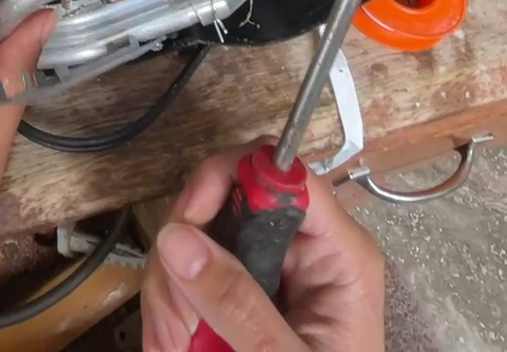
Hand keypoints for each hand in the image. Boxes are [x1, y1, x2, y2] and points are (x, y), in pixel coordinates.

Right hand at [141, 140, 384, 351]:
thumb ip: (239, 307)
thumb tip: (177, 236)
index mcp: (336, 252)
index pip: (280, 171)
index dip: (227, 177)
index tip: (185, 221)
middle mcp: (300, 245)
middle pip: (223, 198)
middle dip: (186, 252)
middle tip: (176, 319)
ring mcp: (266, 264)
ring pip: (195, 234)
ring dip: (172, 290)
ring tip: (175, 344)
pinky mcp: (239, 285)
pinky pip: (188, 269)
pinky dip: (171, 306)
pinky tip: (174, 341)